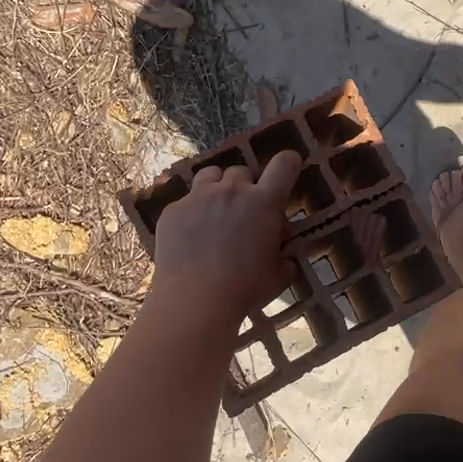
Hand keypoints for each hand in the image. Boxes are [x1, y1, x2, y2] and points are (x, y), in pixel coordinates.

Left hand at [148, 152, 302, 322]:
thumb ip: (283, 258)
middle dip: (246, 186)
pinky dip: (193, 212)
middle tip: (244, 211)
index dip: (289, 162)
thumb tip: (283, 258)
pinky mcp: (173, 210)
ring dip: (217, 187)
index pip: (283, 165)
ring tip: (216, 211)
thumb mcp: (278, 275)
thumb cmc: (245, 288)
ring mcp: (199, 197)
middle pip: (241, 171)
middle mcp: (232, 190)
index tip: (289, 167)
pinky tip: (191, 236)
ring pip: (210, 175)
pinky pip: (186, 201)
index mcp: (264, 203)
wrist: (195, 299)